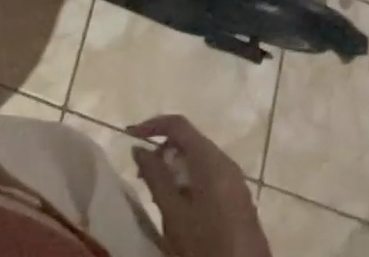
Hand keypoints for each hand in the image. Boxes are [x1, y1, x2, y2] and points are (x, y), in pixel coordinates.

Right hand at [129, 115, 271, 256]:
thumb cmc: (207, 247)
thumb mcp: (173, 214)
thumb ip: (155, 176)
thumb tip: (138, 148)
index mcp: (212, 162)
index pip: (179, 125)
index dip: (152, 125)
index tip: (129, 136)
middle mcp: (227, 165)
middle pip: (190, 141)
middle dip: (162, 150)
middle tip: (141, 173)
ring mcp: (236, 182)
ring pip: (199, 159)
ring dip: (175, 167)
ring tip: (157, 192)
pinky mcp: (239, 199)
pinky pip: (209, 175)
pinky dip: (189, 179)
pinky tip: (179, 205)